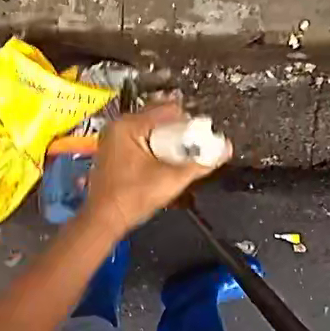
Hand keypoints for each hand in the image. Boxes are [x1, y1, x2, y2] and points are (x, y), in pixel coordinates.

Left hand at [79, 101, 228, 235]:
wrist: (105, 220)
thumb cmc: (130, 199)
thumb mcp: (171, 180)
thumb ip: (200, 164)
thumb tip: (225, 151)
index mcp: (128, 126)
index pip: (168, 110)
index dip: (190, 122)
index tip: (204, 136)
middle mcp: (118, 126)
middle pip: (159, 118)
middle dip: (179, 132)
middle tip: (196, 146)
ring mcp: (114, 138)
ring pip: (150, 129)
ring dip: (168, 140)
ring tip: (183, 154)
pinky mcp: (114, 150)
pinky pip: (141, 139)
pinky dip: (156, 146)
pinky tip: (166, 160)